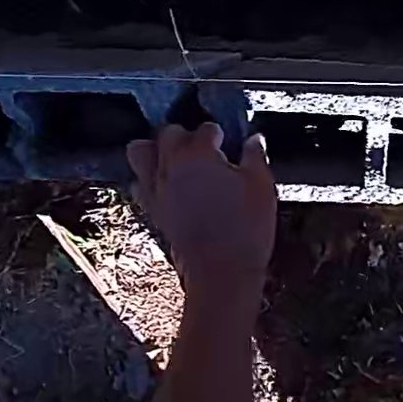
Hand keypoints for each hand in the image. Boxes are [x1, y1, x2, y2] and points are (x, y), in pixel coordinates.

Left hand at [127, 123, 275, 299]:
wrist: (222, 272)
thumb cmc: (245, 228)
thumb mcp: (261, 186)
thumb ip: (255, 157)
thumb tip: (254, 141)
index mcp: (197, 154)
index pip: (205, 129)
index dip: (219, 133)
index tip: (227, 140)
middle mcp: (169, 166)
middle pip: (168, 133)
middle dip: (185, 135)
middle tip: (205, 147)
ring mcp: (156, 188)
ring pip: (141, 151)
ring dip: (158, 150)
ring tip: (179, 159)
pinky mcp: (153, 210)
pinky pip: (140, 182)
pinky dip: (151, 177)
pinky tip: (171, 185)